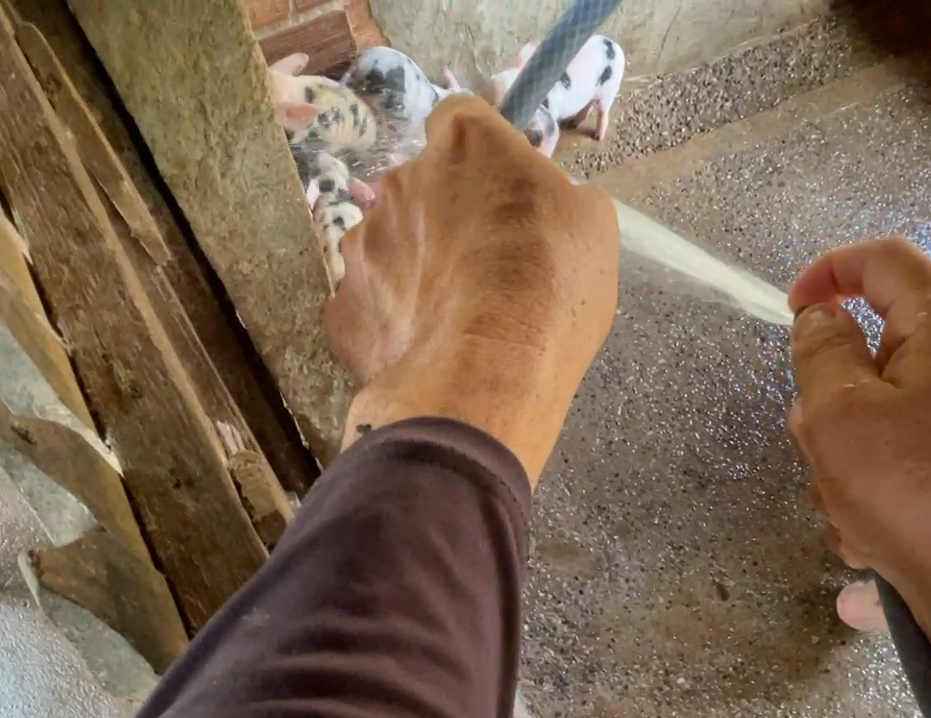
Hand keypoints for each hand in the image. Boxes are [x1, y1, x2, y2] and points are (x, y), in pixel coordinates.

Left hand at [324, 94, 617, 486]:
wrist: (485, 383)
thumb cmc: (549, 293)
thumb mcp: (591, 229)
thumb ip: (556, 198)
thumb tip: (539, 207)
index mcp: (465, 145)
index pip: (463, 121)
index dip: (483, 158)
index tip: (501, 195)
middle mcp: (400, 183)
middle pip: (422, 189)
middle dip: (445, 218)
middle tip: (482, 271)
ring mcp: (361, 247)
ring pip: (389, 248)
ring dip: (412, 270)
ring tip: (448, 322)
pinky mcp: (340, 310)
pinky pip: (366, 307)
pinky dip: (388, 324)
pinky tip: (418, 350)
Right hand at [786, 238, 930, 603]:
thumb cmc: (907, 485)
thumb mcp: (839, 411)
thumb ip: (821, 351)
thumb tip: (822, 317)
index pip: (884, 260)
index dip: (827, 271)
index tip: (787, 312)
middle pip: (872, 348)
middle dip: (826, 395)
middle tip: (813, 438)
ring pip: (875, 410)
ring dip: (840, 451)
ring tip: (843, 500)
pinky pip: (895, 453)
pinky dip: (868, 482)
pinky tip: (866, 528)